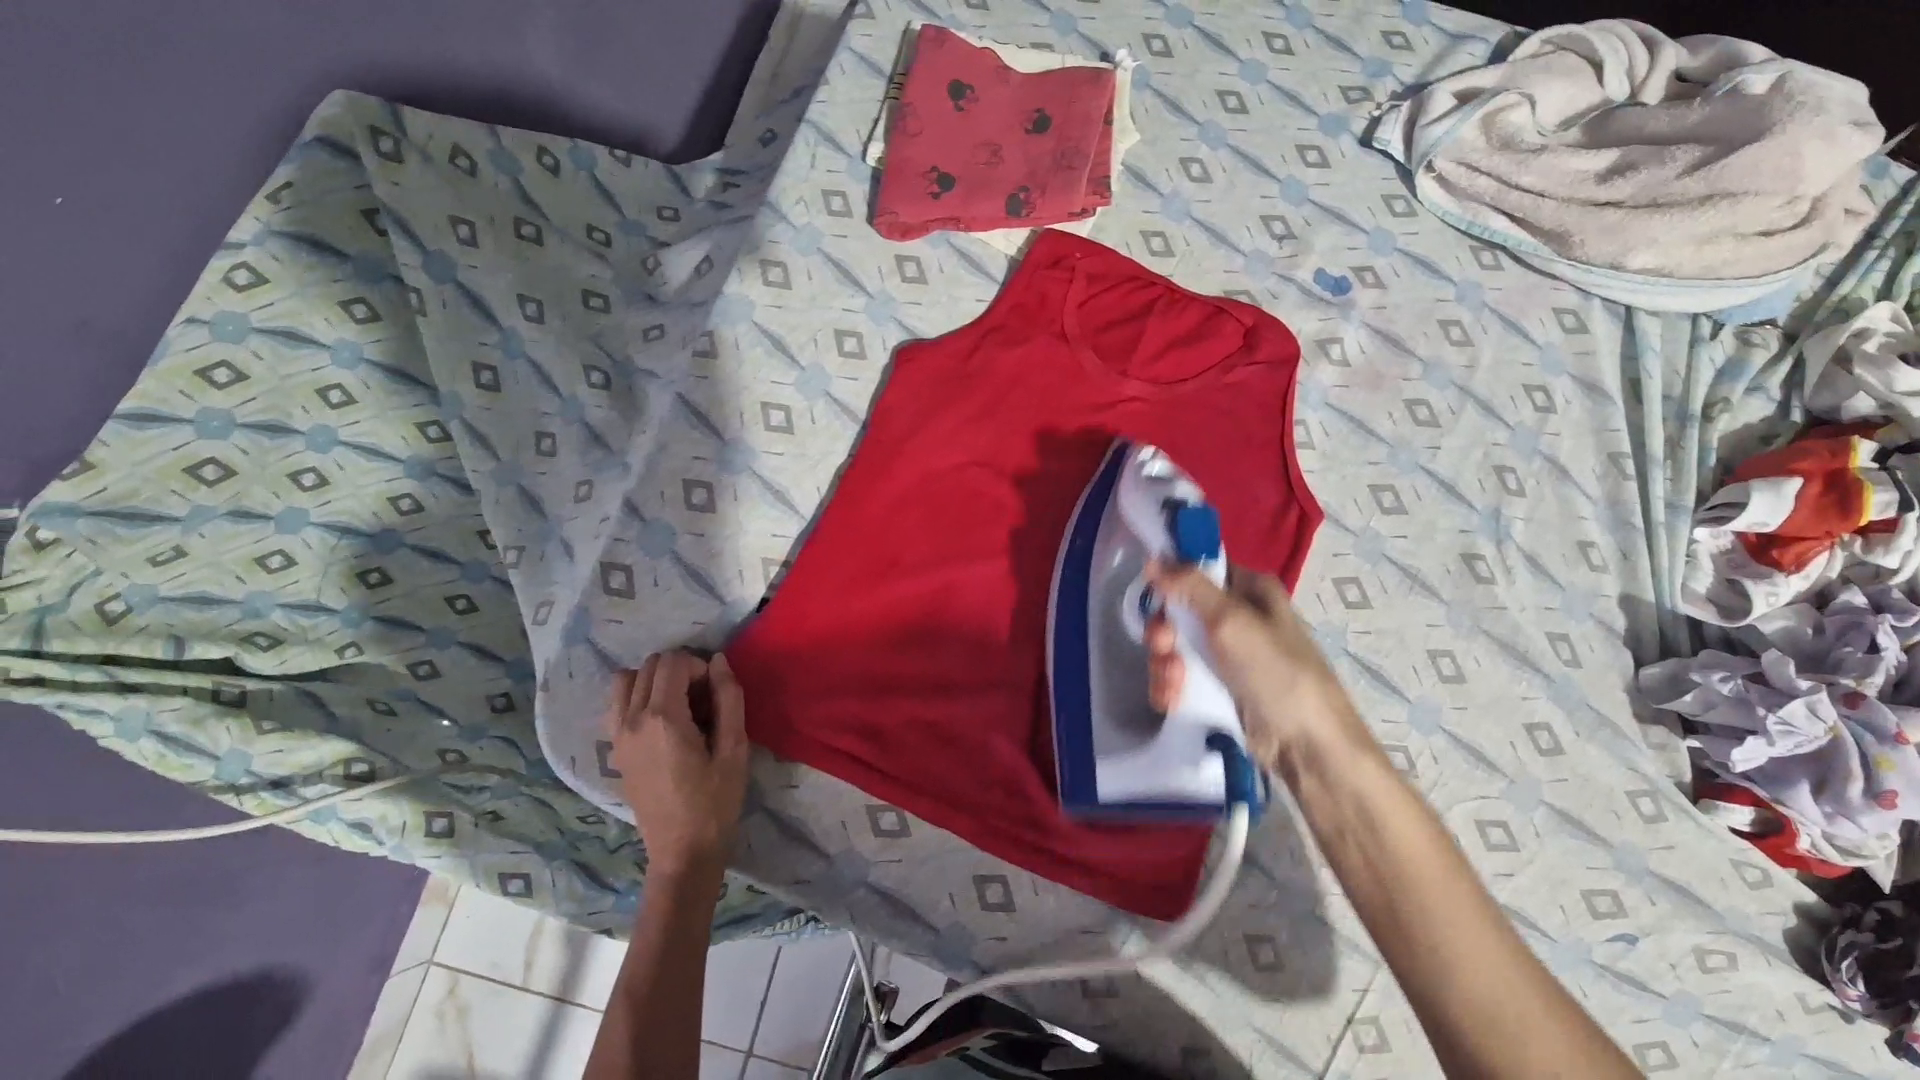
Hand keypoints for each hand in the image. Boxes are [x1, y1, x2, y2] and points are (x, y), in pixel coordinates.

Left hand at [603, 651, 749, 877]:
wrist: (682, 851)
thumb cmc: (715, 803)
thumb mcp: (734, 749)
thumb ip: (729, 699)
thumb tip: (718, 661)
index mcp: (664, 718)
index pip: (674, 662)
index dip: (700, 667)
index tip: (716, 694)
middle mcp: (633, 719)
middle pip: (650, 665)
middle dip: (680, 670)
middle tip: (703, 700)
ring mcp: (618, 734)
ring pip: (627, 679)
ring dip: (654, 680)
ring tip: (679, 705)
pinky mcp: (615, 749)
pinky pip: (617, 704)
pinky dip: (636, 698)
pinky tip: (660, 721)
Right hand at [1144, 561, 1363, 768]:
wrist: (1306, 746)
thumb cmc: (1276, 673)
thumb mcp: (1232, 621)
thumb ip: (1190, 586)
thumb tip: (1153, 557)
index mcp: (1250, 589)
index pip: (1199, 569)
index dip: (1172, 581)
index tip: (1154, 598)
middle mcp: (1238, 616)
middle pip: (1179, 610)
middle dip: (1164, 631)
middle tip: (1163, 647)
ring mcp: (1228, 654)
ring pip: (1175, 646)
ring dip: (1165, 664)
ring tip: (1173, 685)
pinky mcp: (1218, 687)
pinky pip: (1181, 676)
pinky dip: (1171, 686)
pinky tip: (1172, 700)